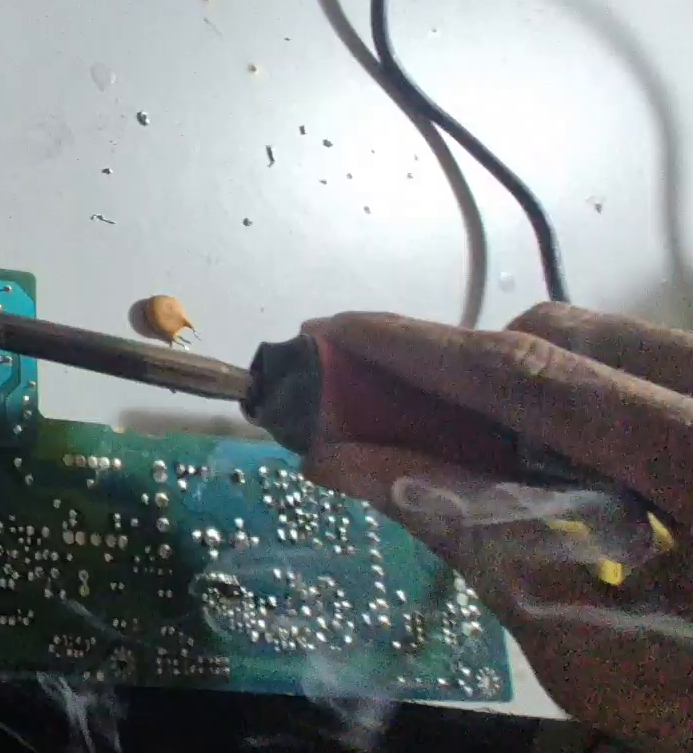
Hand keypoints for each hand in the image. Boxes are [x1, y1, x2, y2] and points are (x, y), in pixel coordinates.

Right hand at [301, 303, 691, 750]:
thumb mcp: (592, 644)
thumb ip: (467, 534)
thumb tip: (335, 459)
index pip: (535, 378)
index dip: (414, 347)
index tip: (326, 331)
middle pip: (576, 338)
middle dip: (466, 362)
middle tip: (401, 409)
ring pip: (614, 348)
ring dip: (525, 383)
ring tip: (493, 451)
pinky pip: (647, 376)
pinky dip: (579, 403)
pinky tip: (566, 466)